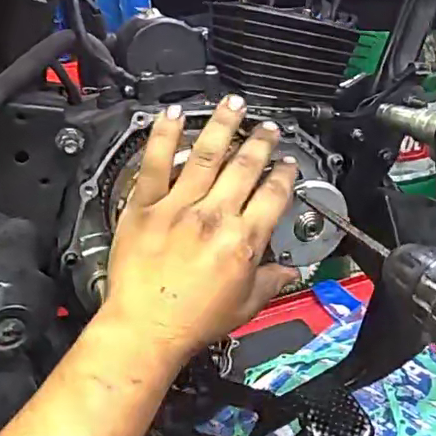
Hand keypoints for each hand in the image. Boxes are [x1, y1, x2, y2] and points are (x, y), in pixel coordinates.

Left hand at [98, 95, 299, 365]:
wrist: (144, 331)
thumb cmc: (192, 322)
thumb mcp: (246, 305)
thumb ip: (272, 281)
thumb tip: (291, 272)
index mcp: (243, 240)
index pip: (273, 194)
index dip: (284, 174)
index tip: (287, 164)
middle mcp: (215, 217)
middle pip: (245, 166)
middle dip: (261, 141)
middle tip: (268, 127)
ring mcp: (179, 207)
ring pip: (207, 155)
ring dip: (224, 125)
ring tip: (234, 104)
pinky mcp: (146, 206)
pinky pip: (156, 163)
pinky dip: (164, 136)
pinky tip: (173, 115)